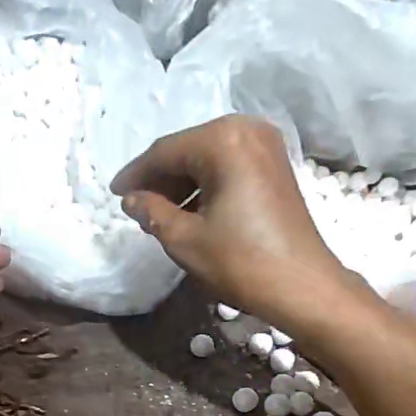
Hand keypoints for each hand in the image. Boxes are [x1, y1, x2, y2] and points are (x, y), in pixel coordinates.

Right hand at [112, 115, 362, 331]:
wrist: (302, 286)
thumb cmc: (241, 261)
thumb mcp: (185, 239)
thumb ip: (152, 212)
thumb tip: (131, 200)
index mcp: (222, 140)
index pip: (165, 152)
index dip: (136, 175)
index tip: (113, 194)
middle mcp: (246, 130)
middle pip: (187, 150)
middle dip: (159, 179)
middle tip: (135, 207)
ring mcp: (266, 146)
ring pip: (207, 159)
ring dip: (181, 184)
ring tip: (158, 215)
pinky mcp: (276, 166)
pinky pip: (228, 167)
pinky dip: (205, 186)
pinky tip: (189, 211)